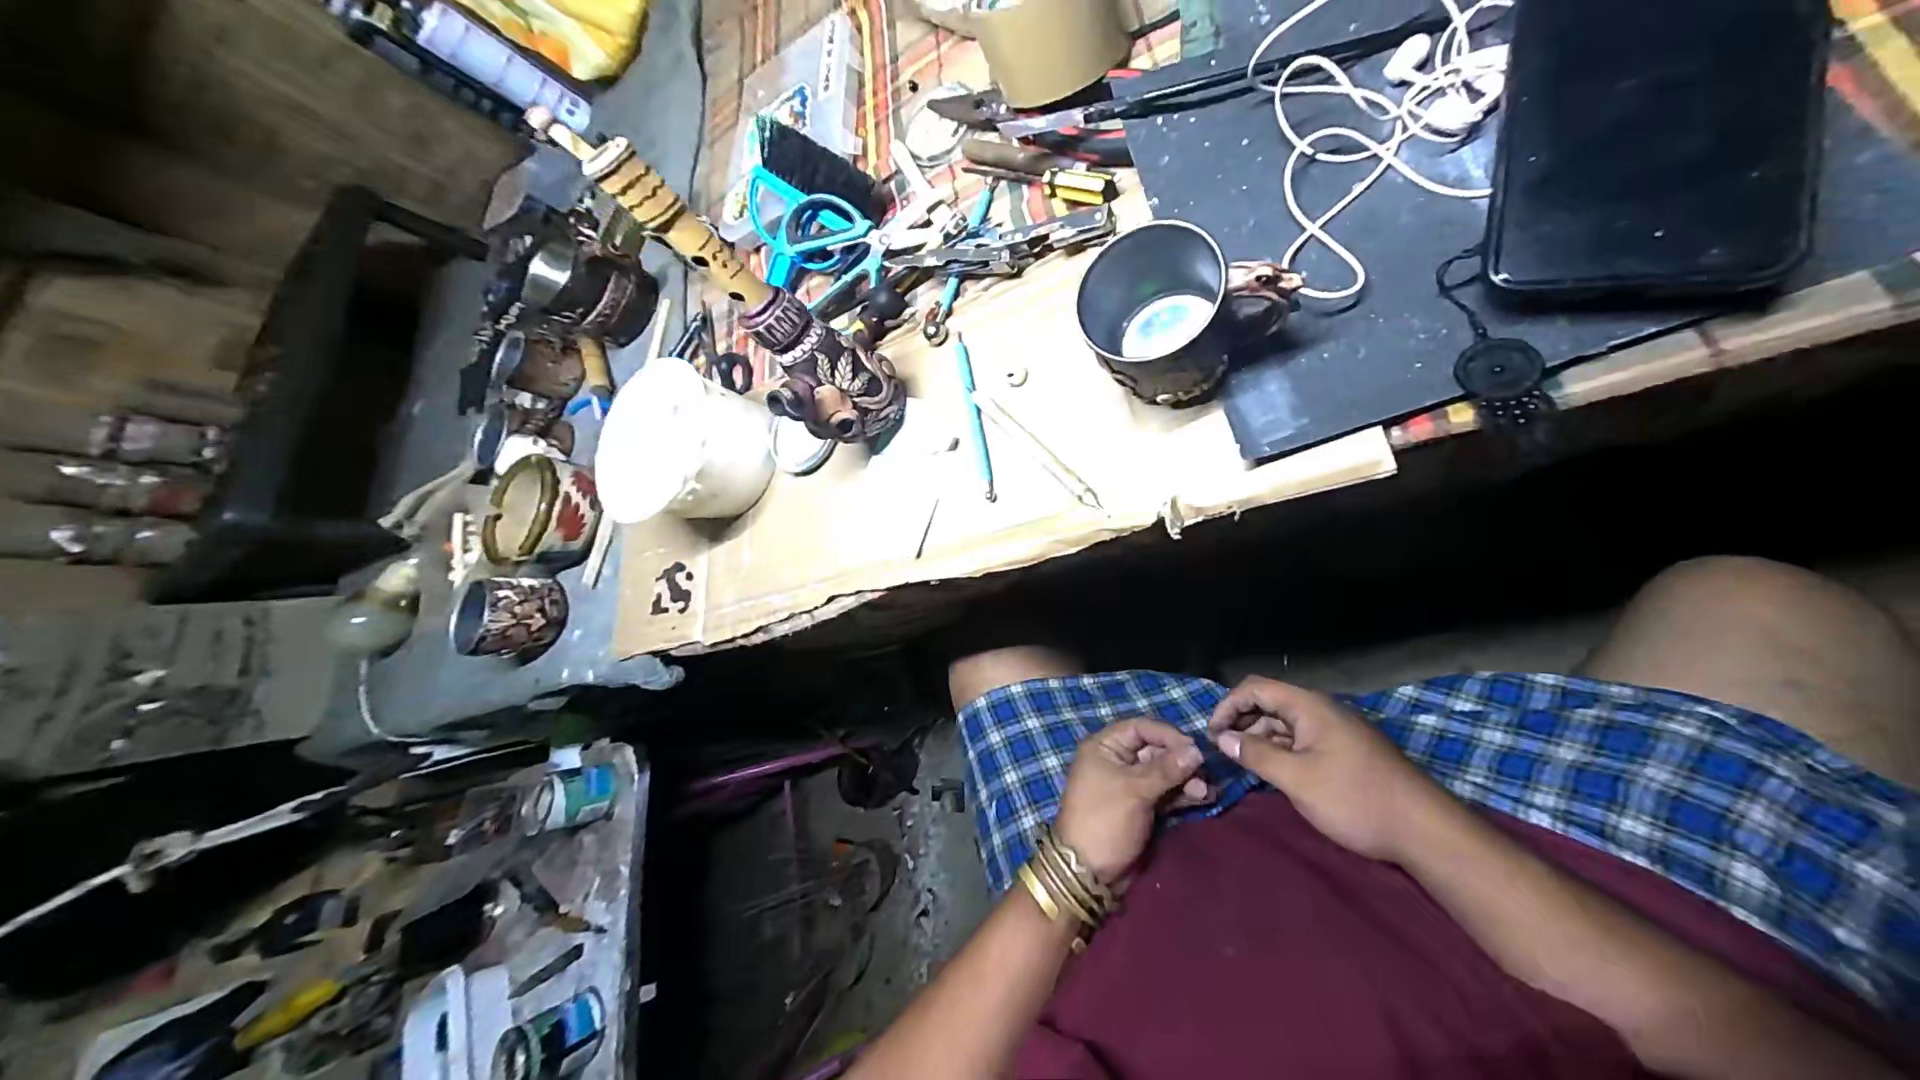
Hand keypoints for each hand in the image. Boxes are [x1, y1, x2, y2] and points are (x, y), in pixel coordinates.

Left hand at [1053, 717, 1213, 882]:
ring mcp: (1130, 785)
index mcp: (1104, 748)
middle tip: (1205, 772)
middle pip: (1155, 750)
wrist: (1089, 872)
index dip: (1167, 735)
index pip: (1140, 728)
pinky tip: (1203, 798)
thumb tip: (1197, 750)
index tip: (1193, 748)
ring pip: (1164, 773)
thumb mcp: (1134, 790)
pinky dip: (1182, 794)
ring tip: (1205, 791)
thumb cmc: (1104, 820)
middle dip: (1181, 760)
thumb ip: (1166, 769)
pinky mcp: (1142, 807)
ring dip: (1186, 779)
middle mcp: (1116, 761)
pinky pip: (1166, 793)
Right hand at [1208, 677, 1448, 862]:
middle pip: (1269, 702)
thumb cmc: (1354, 798)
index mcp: (1308, 706)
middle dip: (1241, 721)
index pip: (1254, 688)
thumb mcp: (1296, 778)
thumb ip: (1256, 755)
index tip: (1212, 734)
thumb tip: (1223, 738)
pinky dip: (1281, 749)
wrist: (1424, 830)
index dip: (1227, 706)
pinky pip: (1302, 739)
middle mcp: (1321, 710)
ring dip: (1260, 737)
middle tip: (1223, 749)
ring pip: (1285, 722)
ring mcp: (1336, 730)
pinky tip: (1273, 771)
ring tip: (1244, 763)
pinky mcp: (1345, 750)